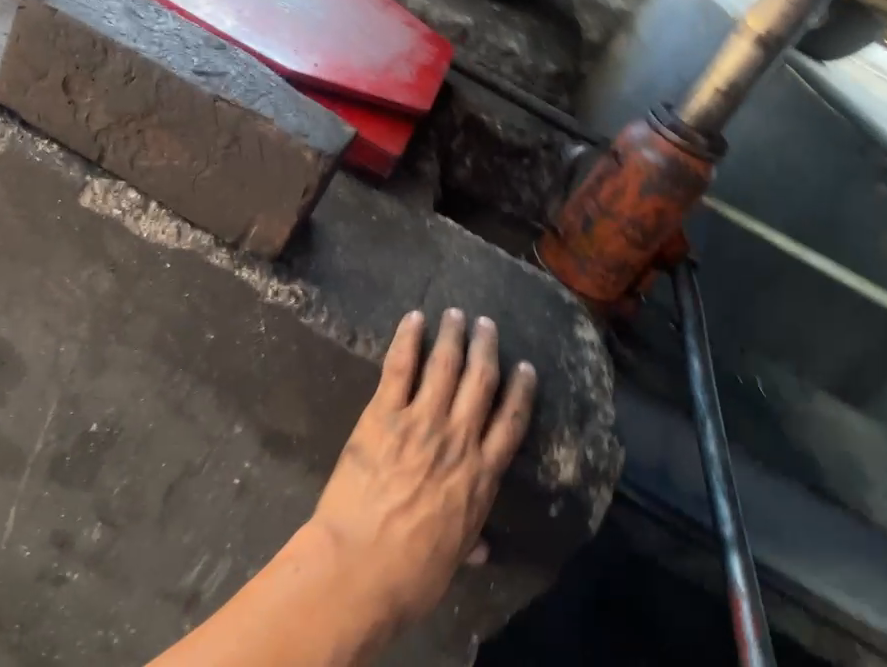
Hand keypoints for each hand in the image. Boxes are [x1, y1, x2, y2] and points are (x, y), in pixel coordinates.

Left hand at [307, 308, 537, 626]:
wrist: (362, 564)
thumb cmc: (411, 574)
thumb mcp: (453, 559)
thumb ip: (469, 542)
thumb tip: (481, 549)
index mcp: (481, 477)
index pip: (511, 423)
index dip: (520, 391)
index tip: (524, 368)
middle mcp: (458, 440)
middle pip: (481, 383)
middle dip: (486, 349)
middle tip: (487, 324)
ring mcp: (420, 423)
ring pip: (445, 367)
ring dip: (452, 336)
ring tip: (456, 313)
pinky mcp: (382, 414)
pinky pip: (399, 367)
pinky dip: (407, 339)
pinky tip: (413, 319)